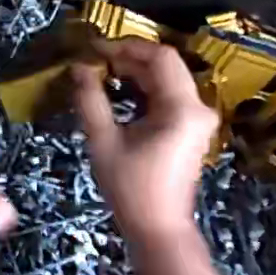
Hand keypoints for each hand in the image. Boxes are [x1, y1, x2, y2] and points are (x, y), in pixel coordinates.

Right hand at [73, 39, 219, 245]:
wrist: (157, 227)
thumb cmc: (130, 188)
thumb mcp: (103, 141)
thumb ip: (91, 100)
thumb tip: (78, 68)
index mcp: (181, 108)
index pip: (160, 58)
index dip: (126, 47)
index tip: (95, 49)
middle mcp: (197, 108)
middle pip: (166, 65)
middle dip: (129, 57)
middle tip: (95, 59)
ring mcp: (197, 118)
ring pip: (167, 79)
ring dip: (136, 72)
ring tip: (102, 72)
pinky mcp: (190, 128)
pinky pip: (168, 95)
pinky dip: (144, 88)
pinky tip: (118, 90)